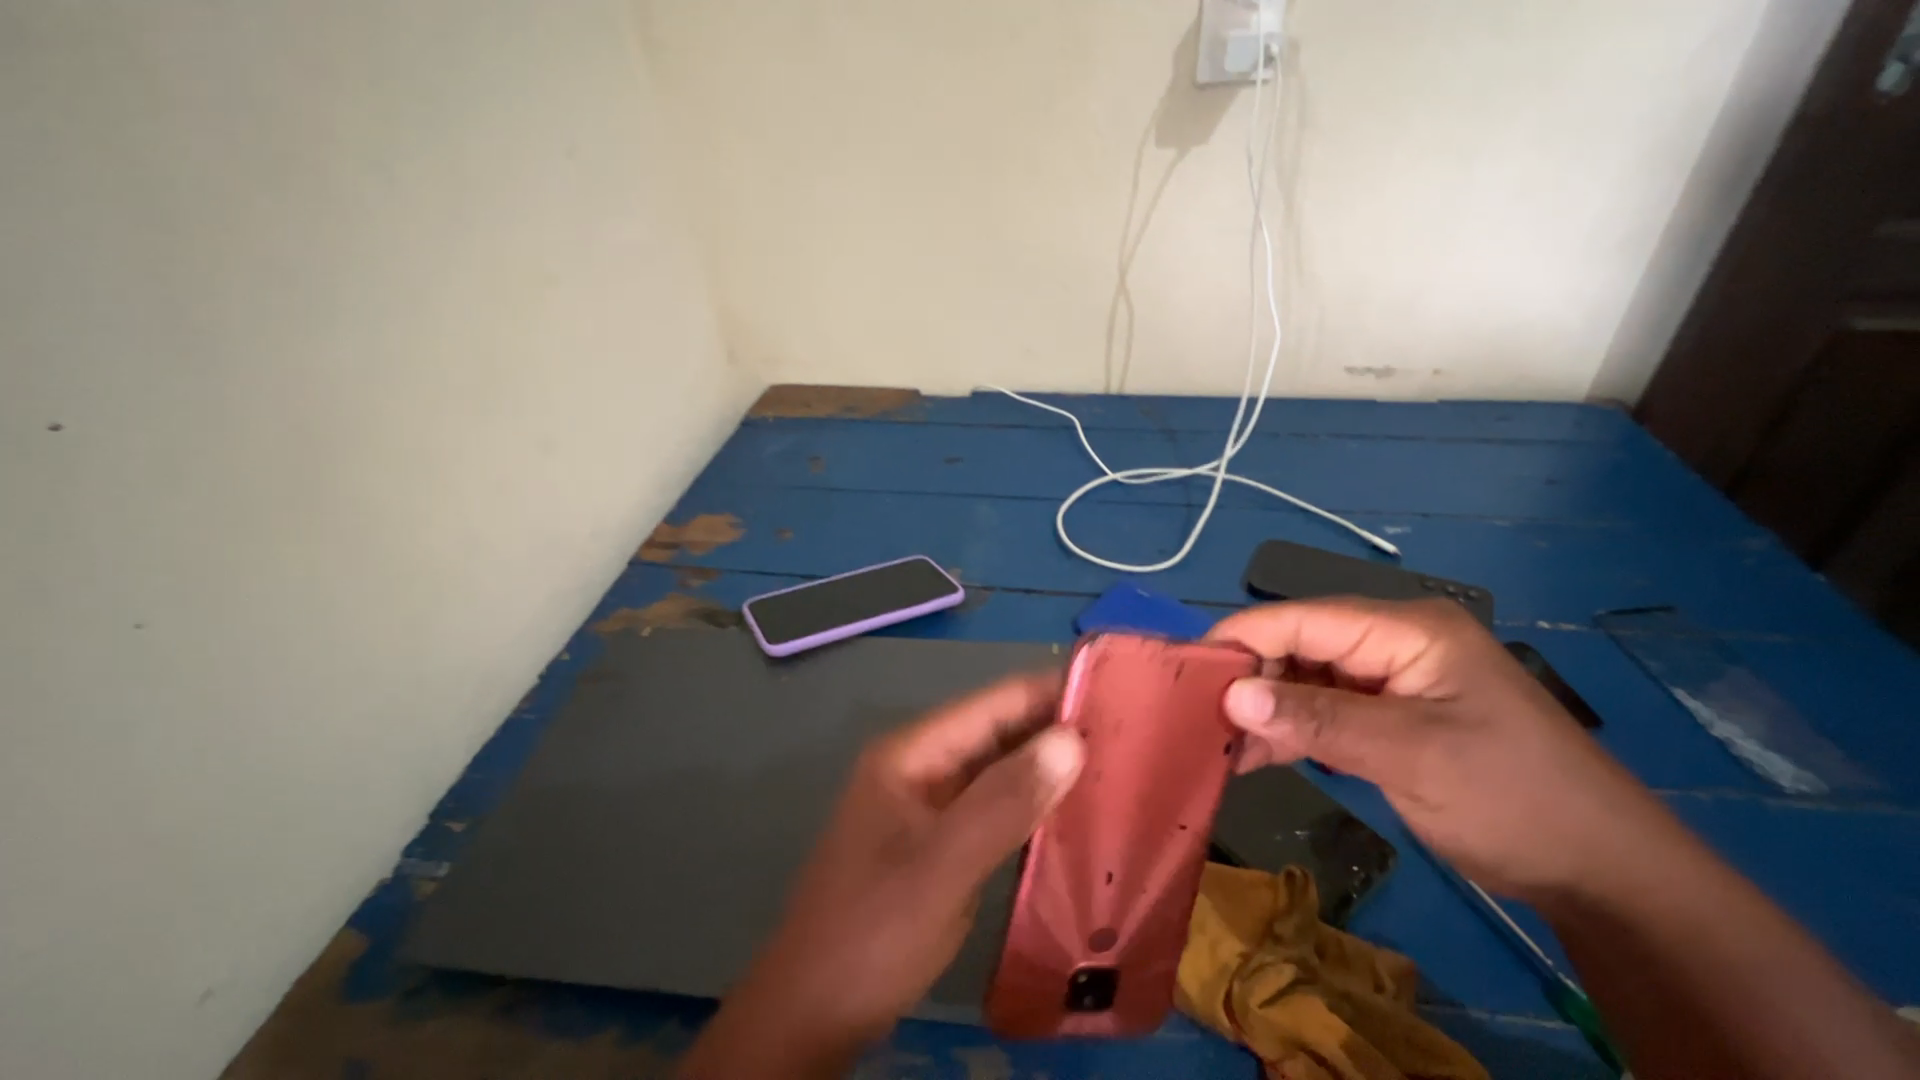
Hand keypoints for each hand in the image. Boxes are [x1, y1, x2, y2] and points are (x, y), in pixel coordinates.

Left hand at [679, 672, 1084, 1078]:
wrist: (813, 1012)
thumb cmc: (873, 932)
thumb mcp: (942, 868)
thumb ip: (1004, 803)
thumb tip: (1072, 739)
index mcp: (910, 756)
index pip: (992, 705)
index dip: (1052, 692)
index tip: (1121, 692)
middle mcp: (917, 770)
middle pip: (997, 734)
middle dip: (1058, 730)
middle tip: (1135, 734)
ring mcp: (925, 809)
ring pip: (997, 773)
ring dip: (1049, 769)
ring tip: (1121, 766)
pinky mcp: (935, 846)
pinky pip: (992, 810)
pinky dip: (1032, 807)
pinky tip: (1075, 817)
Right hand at [1206, 598, 1683, 901]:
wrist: (1601, 869)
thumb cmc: (1512, 798)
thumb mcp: (1410, 755)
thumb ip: (1318, 719)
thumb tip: (1232, 695)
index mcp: (1407, 630)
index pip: (1301, 618)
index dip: (1241, 641)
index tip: (1183, 678)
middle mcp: (1395, 643)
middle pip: (1300, 644)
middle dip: (1249, 679)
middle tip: (1196, 722)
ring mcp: (1395, 682)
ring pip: (1307, 680)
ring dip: (1265, 710)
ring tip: (1215, 746)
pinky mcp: (1394, 719)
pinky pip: (1327, 712)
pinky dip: (1291, 733)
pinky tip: (1254, 758)